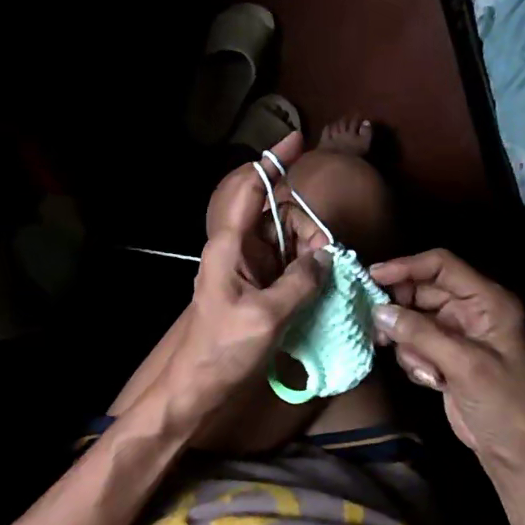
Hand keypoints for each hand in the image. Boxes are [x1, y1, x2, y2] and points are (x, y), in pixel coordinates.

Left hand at [154, 132, 326, 431]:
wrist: (198, 384)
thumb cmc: (223, 349)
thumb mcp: (267, 316)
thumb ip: (300, 282)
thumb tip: (325, 258)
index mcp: (230, 245)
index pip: (250, 189)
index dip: (272, 162)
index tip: (297, 139)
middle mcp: (237, 248)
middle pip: (277, 214)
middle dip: (305, 224)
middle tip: (325, 255)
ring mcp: (247, 268)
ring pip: (285, 238)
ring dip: (308, 248)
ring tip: (323, 274)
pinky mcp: (256, 286)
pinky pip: (285, 263)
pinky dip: (304, 265)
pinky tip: (319, 280)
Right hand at [368, 249, 524, 465]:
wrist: (518, 453)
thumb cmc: (504, 403)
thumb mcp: (464, 364)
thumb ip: (420, 333)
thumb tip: (379, 311)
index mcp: (488, 301)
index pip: (441, 265)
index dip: (406, 266)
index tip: (371, 277)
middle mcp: (472, 310)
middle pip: (421, 290)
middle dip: (399, 309)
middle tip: (376, 327)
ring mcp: (457, 333)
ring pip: (413, 317)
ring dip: (407, 340)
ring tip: (421, 368)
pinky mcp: (445, 355)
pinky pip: (414, 342)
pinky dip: (413, 358)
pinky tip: (430, 380)